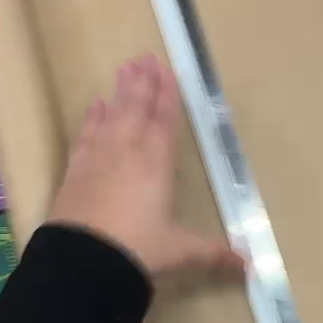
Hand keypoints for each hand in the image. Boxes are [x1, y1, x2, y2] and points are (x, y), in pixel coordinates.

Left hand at [47, 55, 242, 278]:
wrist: (81, 263)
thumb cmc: (137, 250)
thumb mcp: (180, 252)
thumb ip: (213, 253)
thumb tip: (249, 266)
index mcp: (156, 164)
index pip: (164, 121)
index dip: (166, 95)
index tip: (166, 70)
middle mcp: (126, 153)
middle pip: (135, 110)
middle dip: (142, 83)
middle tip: (142, 56)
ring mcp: (97, 160)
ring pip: (110, 116)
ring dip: (119, 93)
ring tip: (123, 69)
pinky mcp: (74, 173)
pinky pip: (85, 136)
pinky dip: (91, 119)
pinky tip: (94, 106)